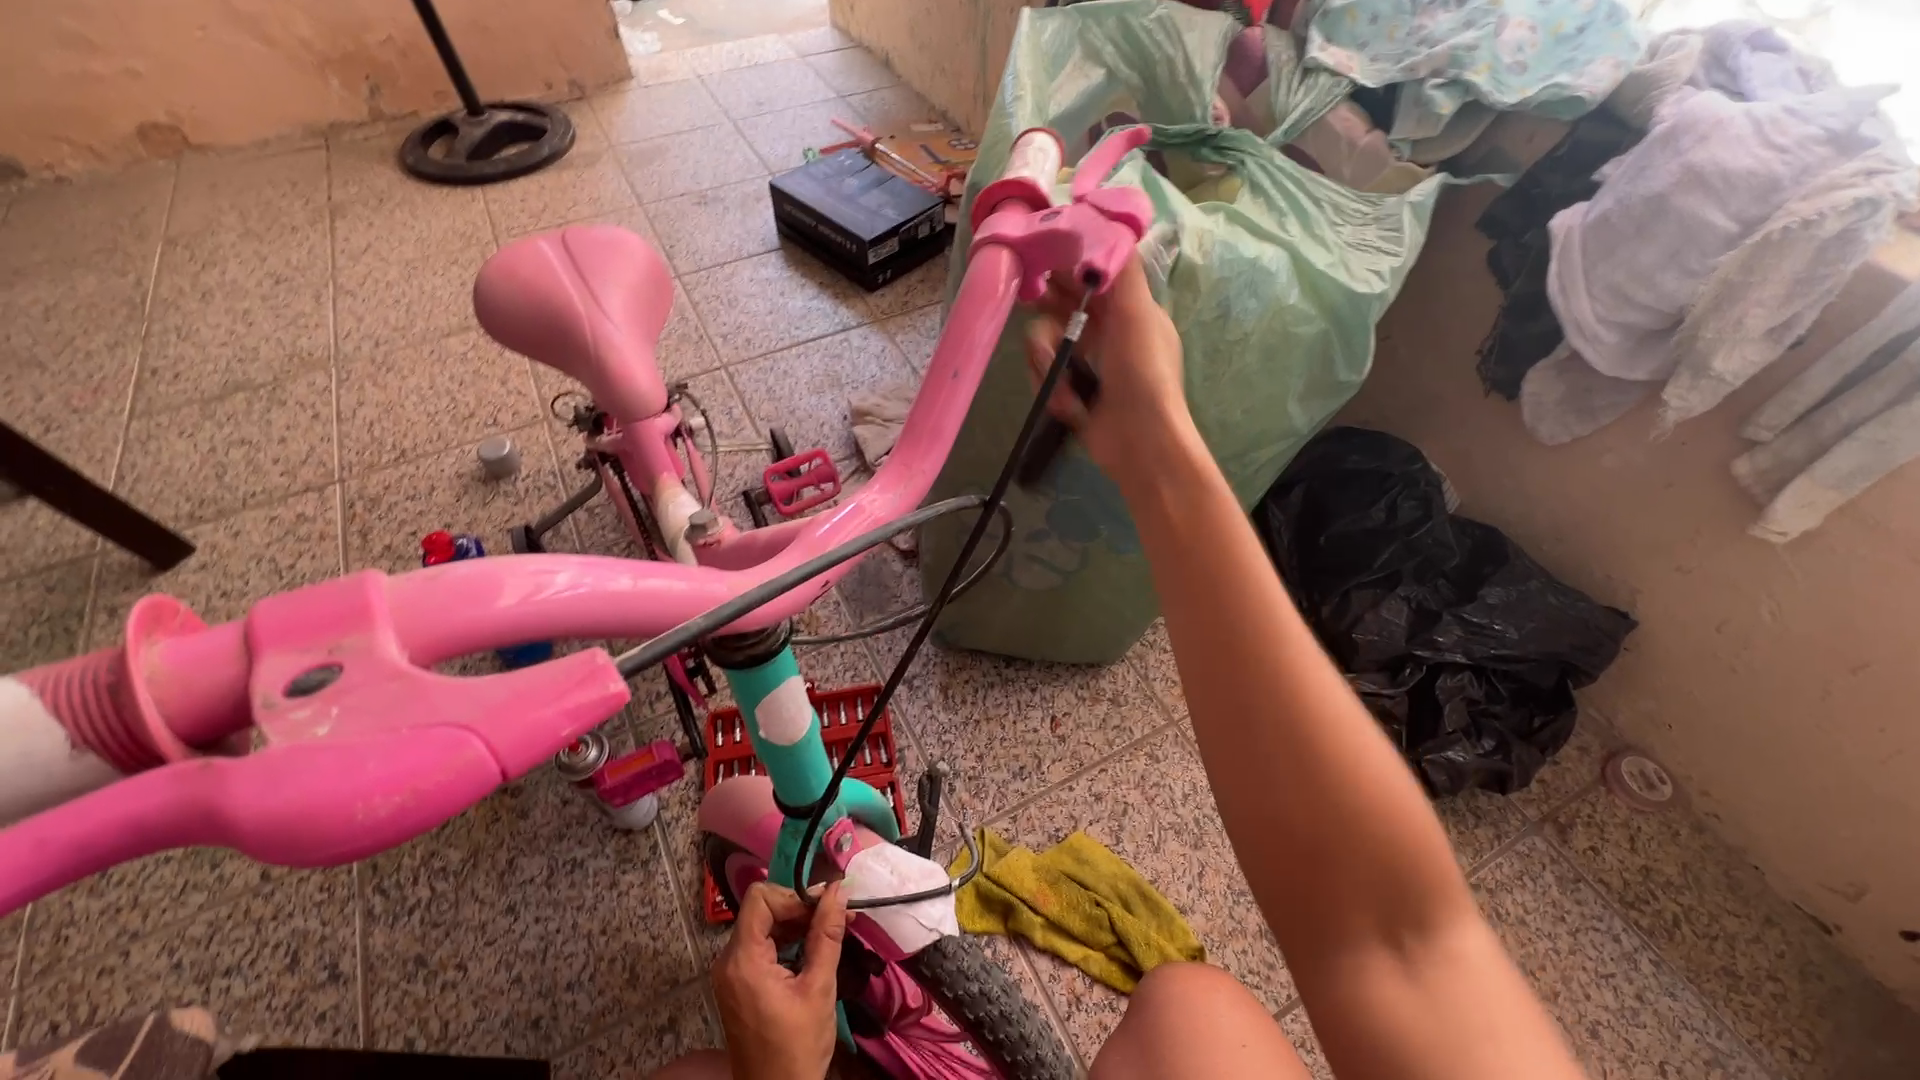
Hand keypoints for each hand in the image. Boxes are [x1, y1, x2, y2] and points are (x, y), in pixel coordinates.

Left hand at [712, 882, 848, 1079]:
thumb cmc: (798, 1046)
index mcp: (742, 959)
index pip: (760, 897)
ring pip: (762, 927)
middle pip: (761, 910)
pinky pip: (760, 947)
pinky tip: (812, 952)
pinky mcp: (737, 985)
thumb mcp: (818, 987)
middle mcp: (728, 961)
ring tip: (830, 933)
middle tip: (836, 918)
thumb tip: (838, 891)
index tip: (823, 909)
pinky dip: (786, 942)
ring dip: (796, 925)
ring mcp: (730, 974)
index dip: (793, 896)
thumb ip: (827, 935)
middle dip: (799, 909)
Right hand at [1022, 252, 1190, 478]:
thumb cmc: (1143, 373)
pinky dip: (1051, 386)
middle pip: (1063, 308)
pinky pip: (1046, 376)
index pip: (1091, 278)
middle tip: (1028, 306)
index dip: (1064, 267)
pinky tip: (1066, 402)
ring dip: (1047, 357)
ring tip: (1055, 374)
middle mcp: (1109, 334)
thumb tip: (1104, 224)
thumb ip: (1120, 268)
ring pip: (1048, 343)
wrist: (1140, 442)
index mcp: (1129, 311)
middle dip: (1047, 314)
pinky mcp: (1072, 394)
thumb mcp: (1137, 312)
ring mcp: (1089, 366)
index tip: (1037, 260)